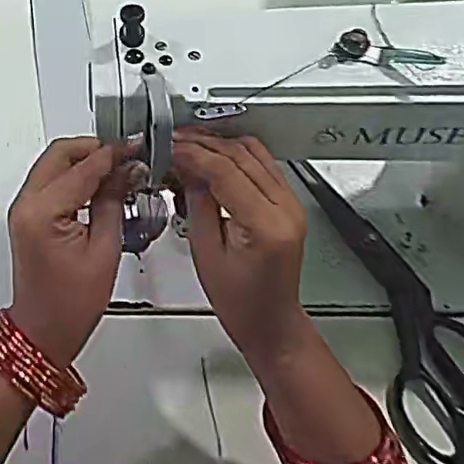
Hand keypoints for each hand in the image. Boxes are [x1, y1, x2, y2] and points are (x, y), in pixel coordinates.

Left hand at [6, 137, 133, 364]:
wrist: (43, 330)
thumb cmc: (69, 303)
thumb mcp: (105, 250)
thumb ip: (113, 201)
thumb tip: (125, 171)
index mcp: (42, 213)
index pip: (82, 168)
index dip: (112, 154)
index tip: (133, 148)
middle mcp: (26, 205)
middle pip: (60, 153)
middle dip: (94, 148)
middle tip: (125, 154)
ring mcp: (23, 208)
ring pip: (54, 162)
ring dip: (84, 159)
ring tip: (116, 168)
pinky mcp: (27, 214)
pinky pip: (50, 178)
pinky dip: (74, 174)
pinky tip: (98, 183)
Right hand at [171, 131, 313, 368]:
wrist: (271, 321)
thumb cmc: (242, 302)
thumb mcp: (206, 253)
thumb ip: (198, 204)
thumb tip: (187, 168)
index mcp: (266, 226)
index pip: (227, 171)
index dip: (195, 154)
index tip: (173, 148)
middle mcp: (286, 209)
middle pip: (242, 155)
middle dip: (204, 144)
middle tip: (176, 142)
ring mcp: (291, 203)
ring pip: (255, 152)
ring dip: (221, 143)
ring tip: (191, 145)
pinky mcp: (289, 202)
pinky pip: (263, 163)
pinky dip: (236, 154)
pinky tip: (215, 155)